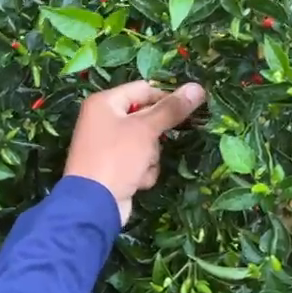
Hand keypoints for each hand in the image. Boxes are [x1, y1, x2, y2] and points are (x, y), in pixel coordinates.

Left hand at [63, 80, 206, 225]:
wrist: (93, 204)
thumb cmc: (116, 157)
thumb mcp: (146, 130)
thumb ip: (171, 109)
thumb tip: (198, 87)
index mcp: (104, 103)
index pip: (144, 89)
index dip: (166, 98)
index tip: (188, 109)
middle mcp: (104, 120)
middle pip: (146, 118)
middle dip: (155, 136)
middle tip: (156, 143)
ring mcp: (109, 146)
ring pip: (146, 142)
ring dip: (150, 156)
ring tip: (140, 166)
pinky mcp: (115, 167)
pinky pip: (139, 161)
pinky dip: (142, 171)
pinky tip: (135, 181)